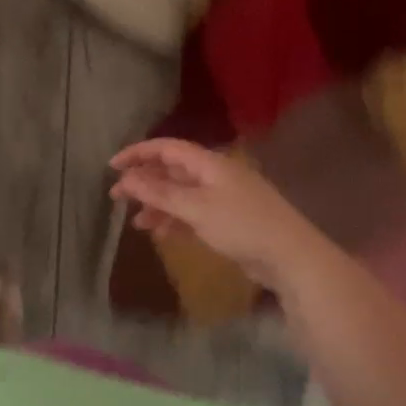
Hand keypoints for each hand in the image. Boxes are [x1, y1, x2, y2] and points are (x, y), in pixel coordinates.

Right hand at [109, 138, 329, 289]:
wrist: (292, 258)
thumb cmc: (242, 225)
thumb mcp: (196, 208)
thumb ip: (159, 192)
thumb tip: (126, 178)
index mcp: (208, 163)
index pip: (166, 148)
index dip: (137, 153)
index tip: (112, 166)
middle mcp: (214, 175)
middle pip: (171, 171)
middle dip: (144, 182)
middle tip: (117, 197)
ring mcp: (222, 198)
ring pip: (180, 194)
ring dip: (157, 205)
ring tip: (138, 223)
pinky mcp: (228, 220)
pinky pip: (192, 212)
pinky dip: (174, 219)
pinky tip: (161, 233)